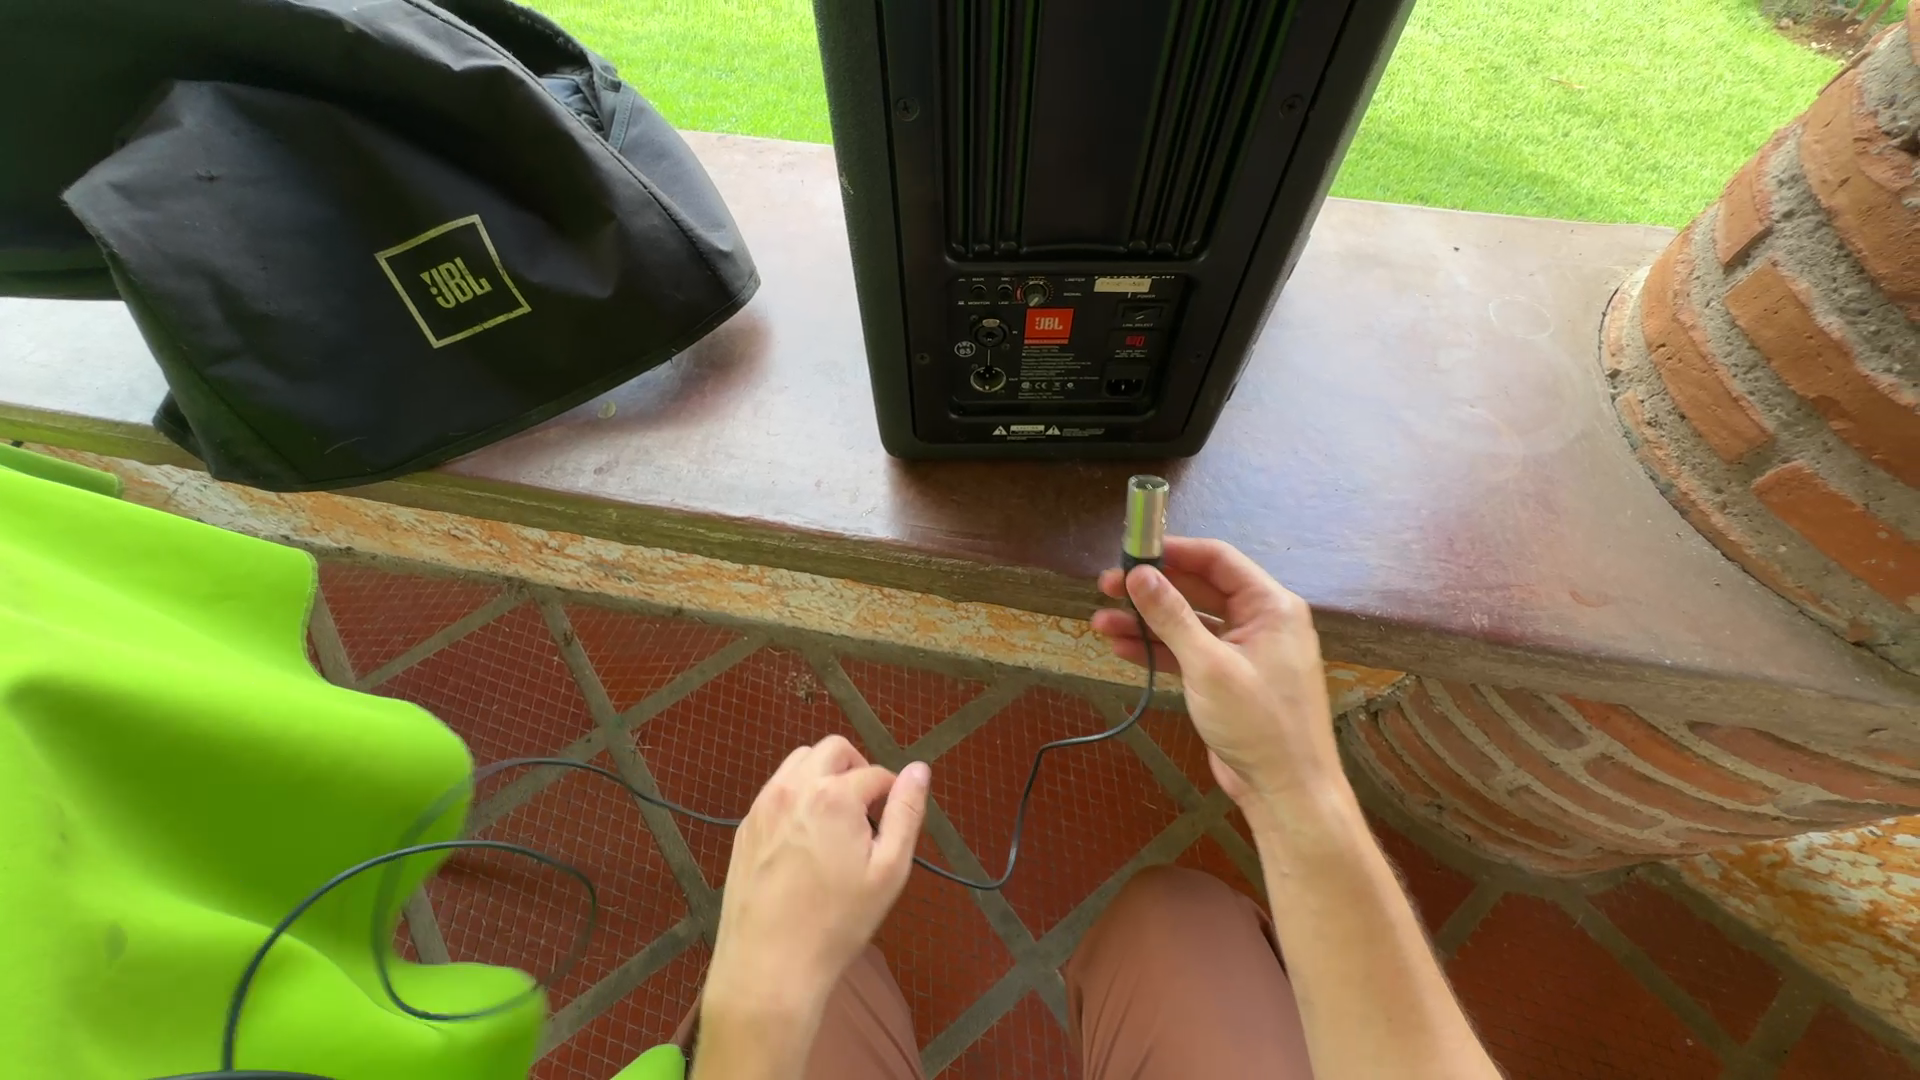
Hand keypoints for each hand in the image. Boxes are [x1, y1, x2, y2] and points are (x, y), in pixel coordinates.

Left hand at [703, 736, 929, 1025]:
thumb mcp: (888, 870)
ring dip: (824, 774)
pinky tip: (804, 837)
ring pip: (800, 761)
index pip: (876, 773)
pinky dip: (797, 795)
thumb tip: (918, 770)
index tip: (890, 824)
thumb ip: (906, 812)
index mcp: (834, 796)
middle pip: (834, 749)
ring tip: (835, 819)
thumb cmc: (837, 923)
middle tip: (865, 811)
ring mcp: (764, 805)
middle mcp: (795, 788)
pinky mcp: (745, 826)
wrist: (768, 968)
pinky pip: (776, 789)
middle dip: (857, 769)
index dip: (891, 794)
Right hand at [1092, 538, 1347, 823]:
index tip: (1131, 550)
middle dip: (1151, 589)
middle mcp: (1258, 621)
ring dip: (1146, 622)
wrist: (1286, 792)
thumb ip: (1171, 615)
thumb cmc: (1258, 722)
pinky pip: (1187, 651)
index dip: (1173, 552)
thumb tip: (1138, 574)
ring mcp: (1241, 651)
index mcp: (1270, 606)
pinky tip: (1120, 648)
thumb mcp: (1208, 665)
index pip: (1217, 560)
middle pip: (1197, 589)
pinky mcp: (1225, 678)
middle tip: (1106, 586)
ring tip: (1101, 621)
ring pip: (1187, 622)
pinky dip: (1156, 649)